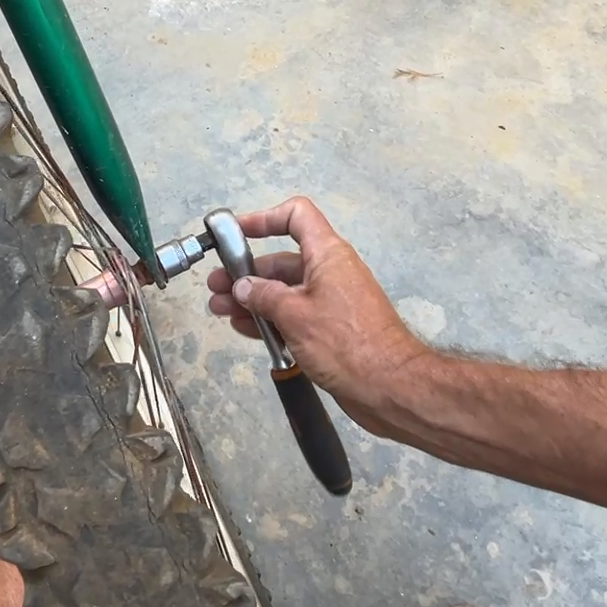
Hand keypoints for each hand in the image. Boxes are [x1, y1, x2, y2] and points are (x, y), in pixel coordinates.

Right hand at [205, 197, 435, 439]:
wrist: (391, 389)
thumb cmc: (345, 343)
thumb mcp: (295, 314)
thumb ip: (263, 296)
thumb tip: (241, 287)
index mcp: (327, 255)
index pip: (296, 216)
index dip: (264, 218)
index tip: (237, 232)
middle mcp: (328, 272)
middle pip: (280, 260)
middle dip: (245, 271)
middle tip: (215, 285)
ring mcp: (328, 302)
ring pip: (282, 291)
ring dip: (250, 298)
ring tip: (219, 309)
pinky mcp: (328, 329)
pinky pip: (291, 315)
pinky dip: (267, 319)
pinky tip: (242, 328)